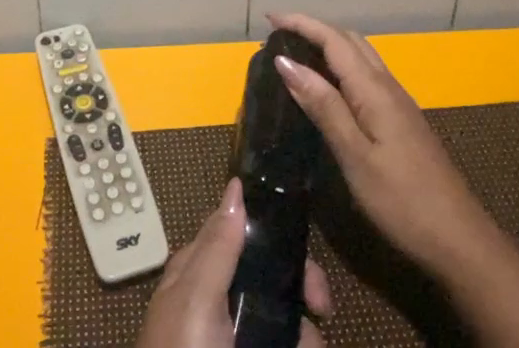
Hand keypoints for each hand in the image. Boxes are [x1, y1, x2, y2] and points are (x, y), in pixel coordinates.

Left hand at [135, 177, 332, 347]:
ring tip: (305, 347)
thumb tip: (236, 187)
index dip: (282, 246)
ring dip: (305, 337)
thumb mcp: (195, 298)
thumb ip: (218, 247)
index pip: (247, 237)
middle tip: (322, 310)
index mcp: (199, 272)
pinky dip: (300, 346)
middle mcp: (219, 299)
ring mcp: (236, 333)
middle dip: (304, 294)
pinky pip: (288, 343)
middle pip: (275, 280)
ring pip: (288, 322)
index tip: (311, 272)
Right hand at [267, 13, 476, 268]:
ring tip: (297, 56)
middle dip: (314, 30)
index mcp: (374, 91)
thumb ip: (323, 106)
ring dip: (329, 46)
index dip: (302, 24)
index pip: (334, 41)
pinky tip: (329, 88)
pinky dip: (342, 68)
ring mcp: (399, 104)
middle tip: (279, 36)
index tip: (270, 17)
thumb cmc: (401, 200)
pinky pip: (367, 77)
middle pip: (350, 41)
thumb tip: (286, 62)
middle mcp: (389, 87)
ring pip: (362, 57)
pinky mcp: (402, 122)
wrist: (459, 240)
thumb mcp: (354, 155)